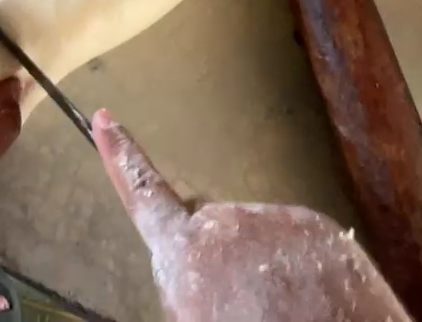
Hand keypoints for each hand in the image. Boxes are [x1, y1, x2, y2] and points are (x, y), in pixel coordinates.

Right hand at [93, 109, 410, 321]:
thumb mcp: (195, 317)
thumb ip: (181, 284)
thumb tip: (185, 266)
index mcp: (187, 255)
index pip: (144, 195)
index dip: (119, 156)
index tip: (103, 118)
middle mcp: (226, 224)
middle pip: (208, 229)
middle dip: (218, 259)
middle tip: (242, 313)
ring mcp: (274, 220)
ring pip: (254, 237)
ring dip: (263, 266)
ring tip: (288, 315)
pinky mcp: (318, 227)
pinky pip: (293, 241)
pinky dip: (299, 268)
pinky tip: (317, 306)